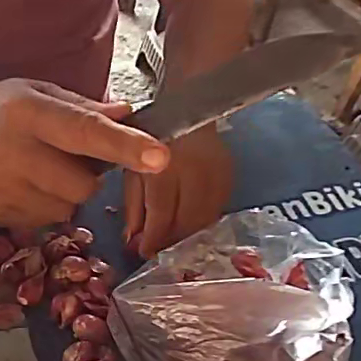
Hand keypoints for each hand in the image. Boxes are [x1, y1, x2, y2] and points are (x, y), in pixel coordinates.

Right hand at [0, 80, 167, 228]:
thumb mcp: (35, 93)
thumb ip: (83, 108)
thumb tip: (130, 116)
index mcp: (27, 112)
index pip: (84, 131)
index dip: (124, 146)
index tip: (160, 156)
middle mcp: (13, 153)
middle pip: (81, 186)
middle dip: (86, 177)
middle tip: (65, 158)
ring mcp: (1, 190)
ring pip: (65, 209)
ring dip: (65, 194)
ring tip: (38, 170)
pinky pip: (44, 221)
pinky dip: (45, 206)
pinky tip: (23, 185)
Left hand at [124, 122, 231, 256]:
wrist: (183, 106)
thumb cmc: (147, 139)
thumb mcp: (131, 169)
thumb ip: (133, 206)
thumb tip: (132, 241)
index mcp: (163, 164)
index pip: (161, 211)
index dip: (154, 237)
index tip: (144, 254)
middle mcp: (194, 167)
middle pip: (188, 218)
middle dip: (173, 241)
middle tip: (160, 252)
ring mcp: (217, 168)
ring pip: (207, 216)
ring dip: (190, 235)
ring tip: (173, 244)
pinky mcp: (230, 170)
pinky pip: (220, 205)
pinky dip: (205, 221)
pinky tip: (191, 228)